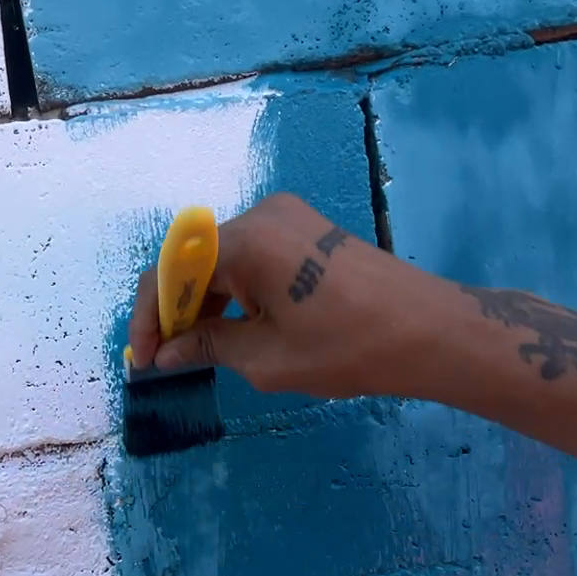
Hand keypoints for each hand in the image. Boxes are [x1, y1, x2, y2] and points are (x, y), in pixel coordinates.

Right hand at [125, 193, 463, 400]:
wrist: (432, 331)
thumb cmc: (348, 349)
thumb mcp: (267, 358)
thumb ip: (208, 347)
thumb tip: (167, 354)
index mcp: (246, 241)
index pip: (169, 273)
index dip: (148, 318)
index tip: (144, 361)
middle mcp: (261, 214)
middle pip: (192, 261)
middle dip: (174, 310)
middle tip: (166, 358)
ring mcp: (286, 216)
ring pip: (219, 258)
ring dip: (202, 302)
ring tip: (196, 348)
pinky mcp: (304, 228)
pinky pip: (249, 255)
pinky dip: (232, 290)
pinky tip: (231, 324)